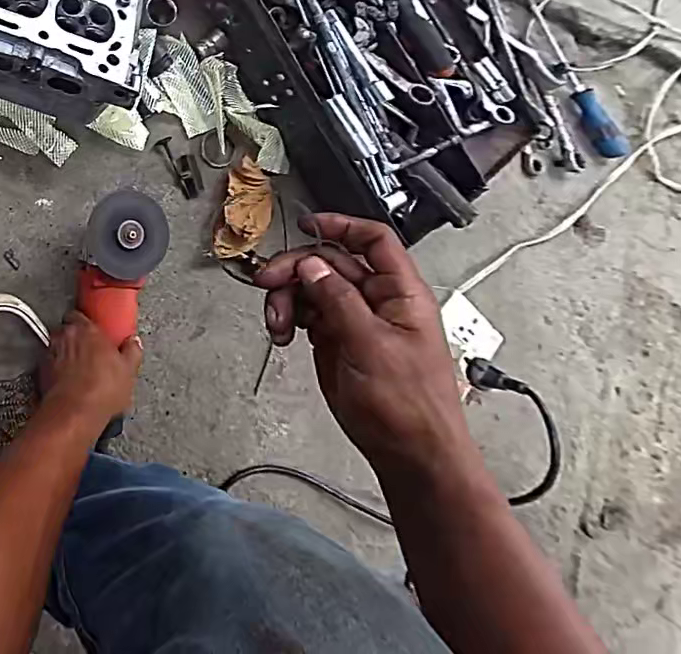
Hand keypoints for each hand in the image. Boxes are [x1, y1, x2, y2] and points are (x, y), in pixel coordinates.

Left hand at [39, 312, 143, 431]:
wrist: (74, 413)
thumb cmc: (100, 389)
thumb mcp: (128, 371)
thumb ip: (132, 351)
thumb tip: (134, 343)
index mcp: (87, 329)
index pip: (79, 315)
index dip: (85, 324)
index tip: (93, 332)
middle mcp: (66, 336)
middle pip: (67, 330)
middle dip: (75, 338)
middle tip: (88, 352)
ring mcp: (51, 352)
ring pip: (56, 346)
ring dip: (64, 353)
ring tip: (77, 370)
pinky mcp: (41, 370)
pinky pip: (48, 364)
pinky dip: (55, 369)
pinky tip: (66, 382)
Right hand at [253, 214, 479, 483]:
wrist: (410, 456)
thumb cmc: (411, 408)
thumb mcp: (372, 345)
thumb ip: (338, 300)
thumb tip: (312, 265)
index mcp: (400, 293)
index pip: (373, 241)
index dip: (341, 225)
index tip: (307, 225)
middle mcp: (376, 301)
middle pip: (330, 263)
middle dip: (296, 269)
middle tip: (270, 281)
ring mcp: (354, 320)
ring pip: (312, 288)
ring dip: (287, 297)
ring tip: (278, 321)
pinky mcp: (336, 339)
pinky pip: (305, 314)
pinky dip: (288, 318)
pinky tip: (283, 333)